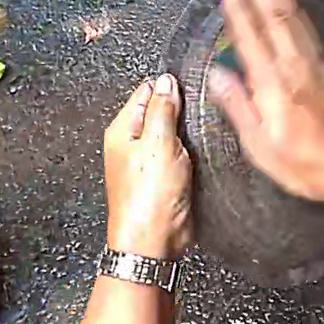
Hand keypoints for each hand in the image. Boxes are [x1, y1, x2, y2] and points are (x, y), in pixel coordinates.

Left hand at [104, 74, 193, 259]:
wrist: (153, 242)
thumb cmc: (148, 197)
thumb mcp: (158, 143)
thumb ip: (163, 109)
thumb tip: (166, 81)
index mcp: (123, 129)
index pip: (146, 92)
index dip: (169, 87)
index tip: (190, 88)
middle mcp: (132, 143)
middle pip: (161, 112)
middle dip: (181, 112)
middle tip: (199, 115)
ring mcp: (149, 161)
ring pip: (173, 134)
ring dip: (188, 134)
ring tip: (200, 136)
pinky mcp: (164, 178)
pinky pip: (181, 155)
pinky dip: (191, 153)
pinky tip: (200, 154)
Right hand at [207, 0, 323, 202]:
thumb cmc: (304, 163)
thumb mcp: (260, 145)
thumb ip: (239, 106)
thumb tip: (218, 76)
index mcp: (274, 88)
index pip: (251, 42)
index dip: (239, 16)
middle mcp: (294, 72)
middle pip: (274, 24)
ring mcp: (313, 70)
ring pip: (294, 25)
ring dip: (280, 0)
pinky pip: (309, 34)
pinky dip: (299, 16)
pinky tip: (294, 8)